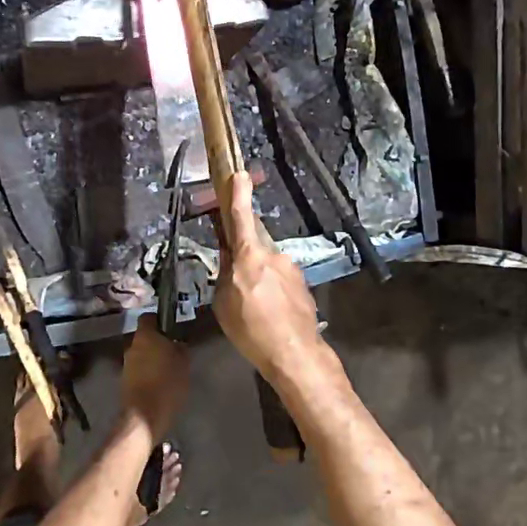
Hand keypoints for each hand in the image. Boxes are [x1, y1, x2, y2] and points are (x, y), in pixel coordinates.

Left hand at [120, 315, 188, 438]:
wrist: (144, 416)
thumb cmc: (167, 382)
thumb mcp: (184, 361)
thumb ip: (180, 347)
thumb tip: (177, 343)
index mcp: (145, 336)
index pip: (149, 317)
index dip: (160, 320)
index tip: (172, 328)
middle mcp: (131, 346)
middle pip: (145, 338)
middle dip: (158, 342)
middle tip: (175, 351)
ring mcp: (126, 364)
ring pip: (142, 354)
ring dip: (153, 358)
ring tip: (169, 369)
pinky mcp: (125, 381)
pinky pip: (139, 370)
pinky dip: (148, 372)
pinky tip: (161, 382)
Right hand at [213, 171, 343, 398]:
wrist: (295, 352)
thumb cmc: (251, 329)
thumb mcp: (223, 303)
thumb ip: (224, 275)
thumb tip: (228, 260)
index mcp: (250, 256)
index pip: (240, 218)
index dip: (238, 194)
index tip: (240, 174)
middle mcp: (274, 255)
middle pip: (254, 243)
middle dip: (243, 253)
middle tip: (236, 277)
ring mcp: (292, 268)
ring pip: (268, 263)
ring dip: (258, 276)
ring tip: (253, 306)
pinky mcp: (302, 283)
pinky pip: (280, 278)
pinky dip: (271, 288)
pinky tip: (269, 312)